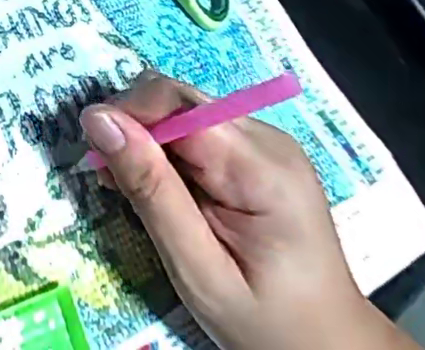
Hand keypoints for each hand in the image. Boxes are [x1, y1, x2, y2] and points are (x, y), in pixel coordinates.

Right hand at [81, 72, 419, 349]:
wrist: (331, 349)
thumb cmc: (264, 324)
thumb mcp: (197, 270)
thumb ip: (150, 190)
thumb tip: (98, 119)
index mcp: (261, 167)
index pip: (179, 104)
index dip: (129, 114)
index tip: (93, 153)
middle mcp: (268, 136)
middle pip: (182, 100)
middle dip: (135, 125)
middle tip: (106, 174)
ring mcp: (269, 140)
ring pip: (187, 110)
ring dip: (150, 137)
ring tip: (130, 184)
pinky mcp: (262, 150)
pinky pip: (203, 128)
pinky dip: (171, 147)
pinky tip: (162, 184)